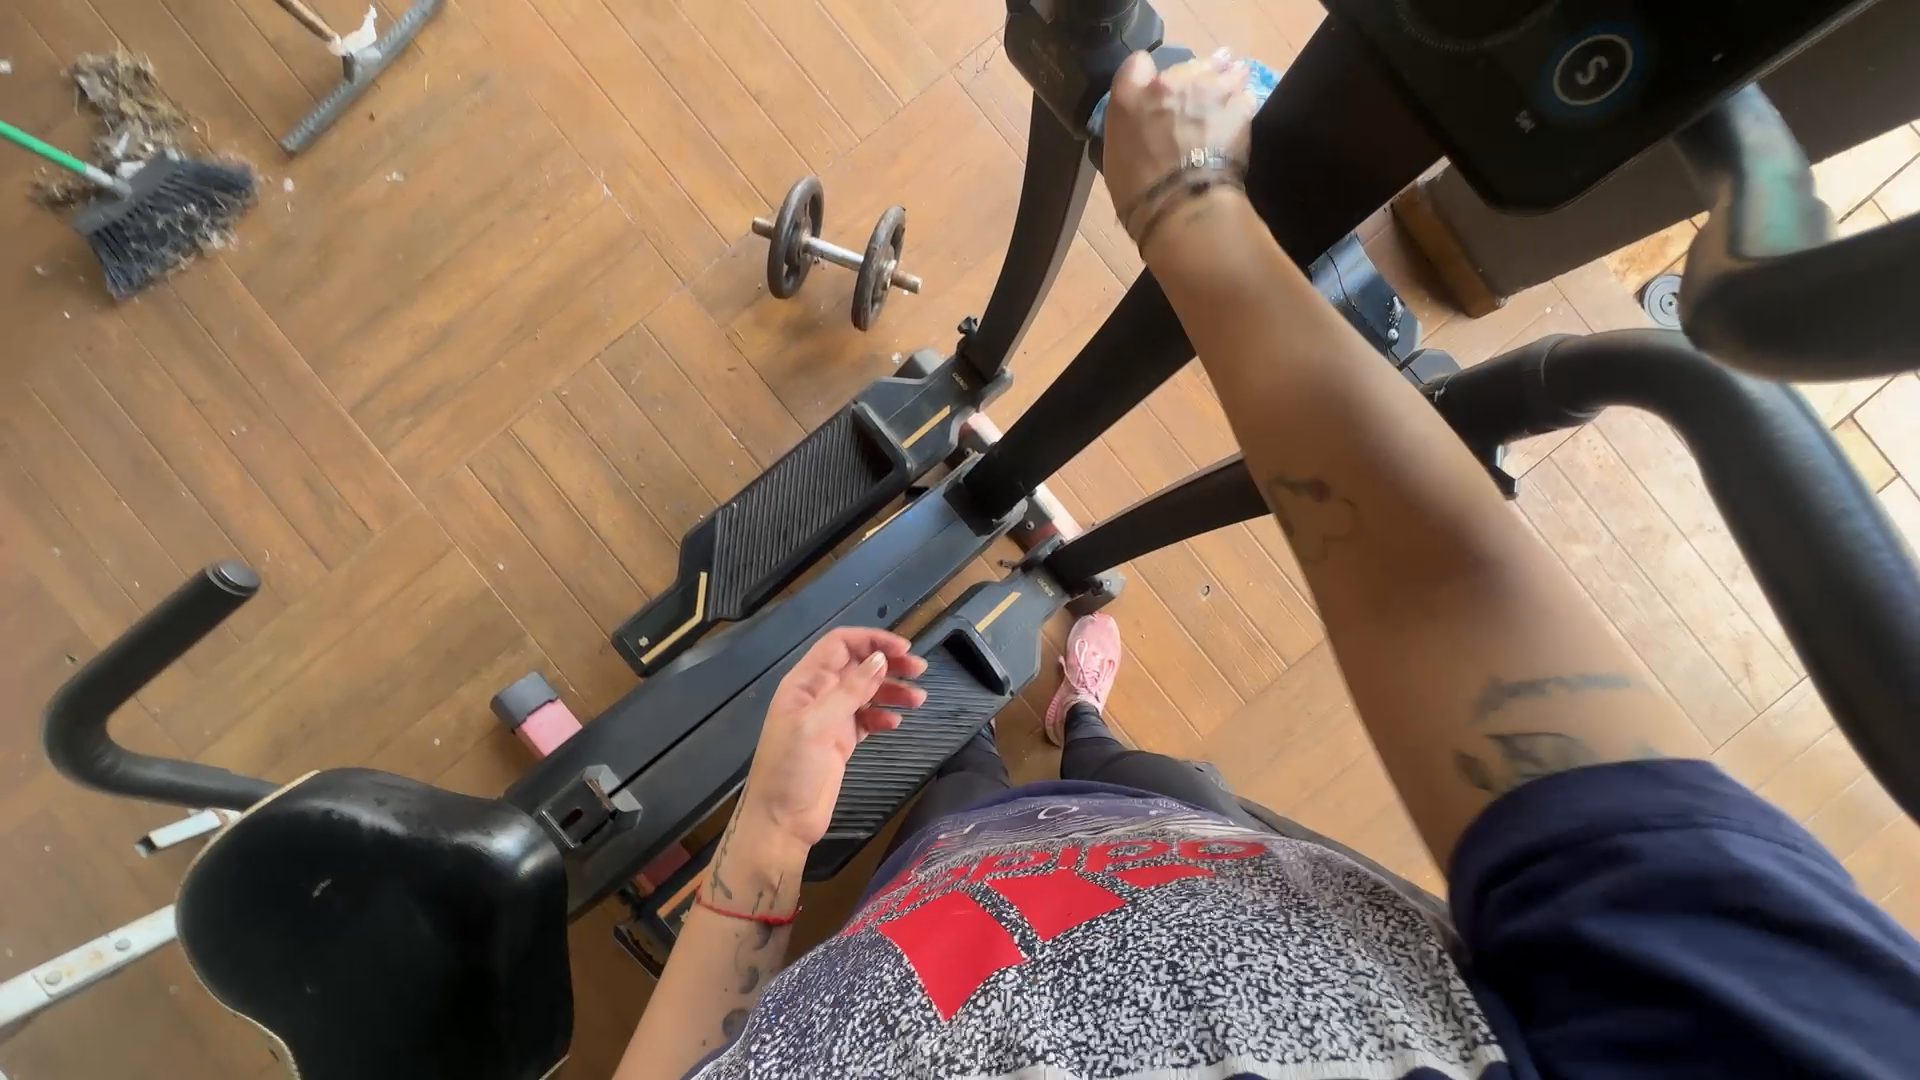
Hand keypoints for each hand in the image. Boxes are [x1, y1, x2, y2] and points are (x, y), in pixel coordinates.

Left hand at [734, 628, 927, 864]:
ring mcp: (830, 718)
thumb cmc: (791, 769)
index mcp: (805, 683)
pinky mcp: (841, 741)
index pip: (840, 645)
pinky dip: (884, 716)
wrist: (780, 823)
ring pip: (867, 691)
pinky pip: (868, 718)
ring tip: (919, 699)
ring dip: (892, 690)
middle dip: (888, 664)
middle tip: (920, 670)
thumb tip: (880, 660)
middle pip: (858, 666)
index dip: (871, 641)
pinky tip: (896, 723)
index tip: (903, 649)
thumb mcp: (817, 725)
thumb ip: (850, 691)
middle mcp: (818, 695)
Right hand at [1102, 48, 1256, 221]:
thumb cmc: (1137, 193)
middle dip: (1192, 82)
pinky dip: (1240, 111)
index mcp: (1132, 95)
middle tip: (1192, 109)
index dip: (1146, 78)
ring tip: (1222, 109)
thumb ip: (1129, 127)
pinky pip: (1244, 99)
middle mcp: (1173, 81)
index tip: (1152, 96)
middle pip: (1188, 65)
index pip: (1137, 65)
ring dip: (1224, 86)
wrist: (1181, 209)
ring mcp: (1211, 90)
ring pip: (1224, 73)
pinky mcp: (1241, 107)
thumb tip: (1143, 123)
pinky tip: (1235, 129)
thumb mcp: (1115, 158)